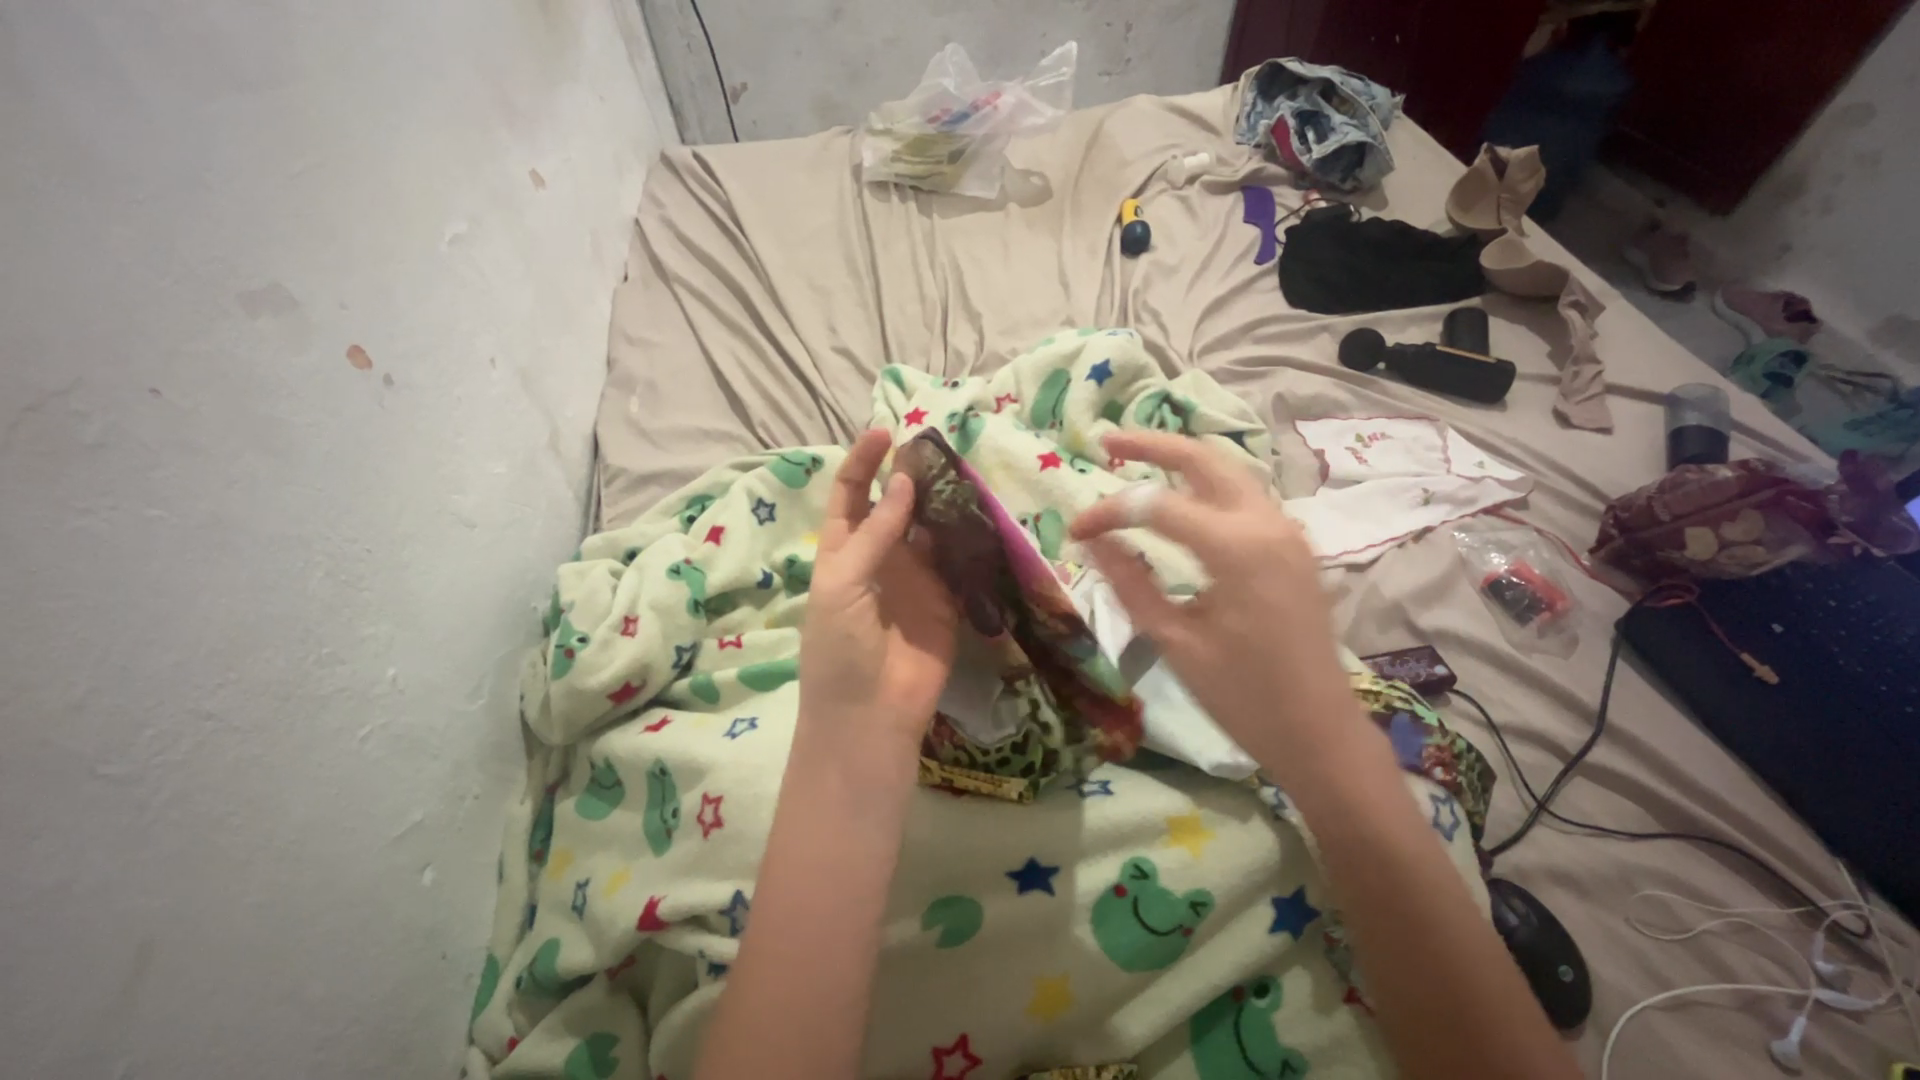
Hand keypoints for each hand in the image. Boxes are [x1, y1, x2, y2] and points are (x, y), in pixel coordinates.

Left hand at [796, 430, 958, 765]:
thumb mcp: (844, 583)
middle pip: (895, 505)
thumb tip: (905, 480)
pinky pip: (959, 561)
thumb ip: (876, 533)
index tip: (885, 432)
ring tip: (963, 473)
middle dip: (911, 475)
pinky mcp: (948, 601)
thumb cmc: (840, 648)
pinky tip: (981, 513)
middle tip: (938, 448)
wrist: (869, 715)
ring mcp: (916, 579)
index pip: (850, 494)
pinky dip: (968, 538)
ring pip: (931, 529)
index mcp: (842, 551)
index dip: (863, 462)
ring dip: (944, 503)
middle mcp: (880, 558)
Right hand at [1070, 431, 1369, 782]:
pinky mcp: (1294, 549)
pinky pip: (1247, 499)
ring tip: (1137, 460)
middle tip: (1107, 441)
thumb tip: (1094, 543)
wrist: (1319, 731)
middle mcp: (1268, 525)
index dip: (1108, 512)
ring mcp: (1288, 534)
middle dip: (1153, 446)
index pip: (1156, 506)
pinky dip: (1209, 486)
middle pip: (1205, 460)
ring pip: (1231, 473)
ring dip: (1184, 462)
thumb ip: (1131, 584)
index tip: (1074, 532)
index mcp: (1237, 549)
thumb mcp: (1175, 642)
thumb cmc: (1243, 697)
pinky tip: (1182, 498)